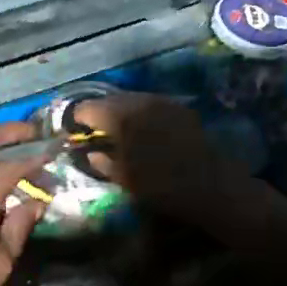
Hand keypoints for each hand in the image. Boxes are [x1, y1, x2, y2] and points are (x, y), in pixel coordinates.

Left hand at [0, 123, 48, 285]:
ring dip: (0, 152)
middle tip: (37, 134)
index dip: (37, 154)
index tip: (58, 146)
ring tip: (27, 161)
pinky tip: (4, 187)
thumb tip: (36, 202)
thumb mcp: (0, 260)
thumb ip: (20, 225)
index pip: (13, 162)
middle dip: (12, 133)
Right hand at [71, 93, 248, 221]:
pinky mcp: (178, 106)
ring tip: (120, 131)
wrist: (210, 186)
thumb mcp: (123, 178)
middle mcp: (137, 101)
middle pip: (108, 100)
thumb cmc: (160, 186)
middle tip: (96, 132)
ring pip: (130, 99)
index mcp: (119, 117)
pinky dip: (141, 113)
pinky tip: (145, 130)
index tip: (76, 133)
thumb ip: (101, 161)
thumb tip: (90, 152)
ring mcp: (160, 101)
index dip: (77, 120)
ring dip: (121, 112)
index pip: (86, 108)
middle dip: (99, 113)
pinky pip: (150, 104)